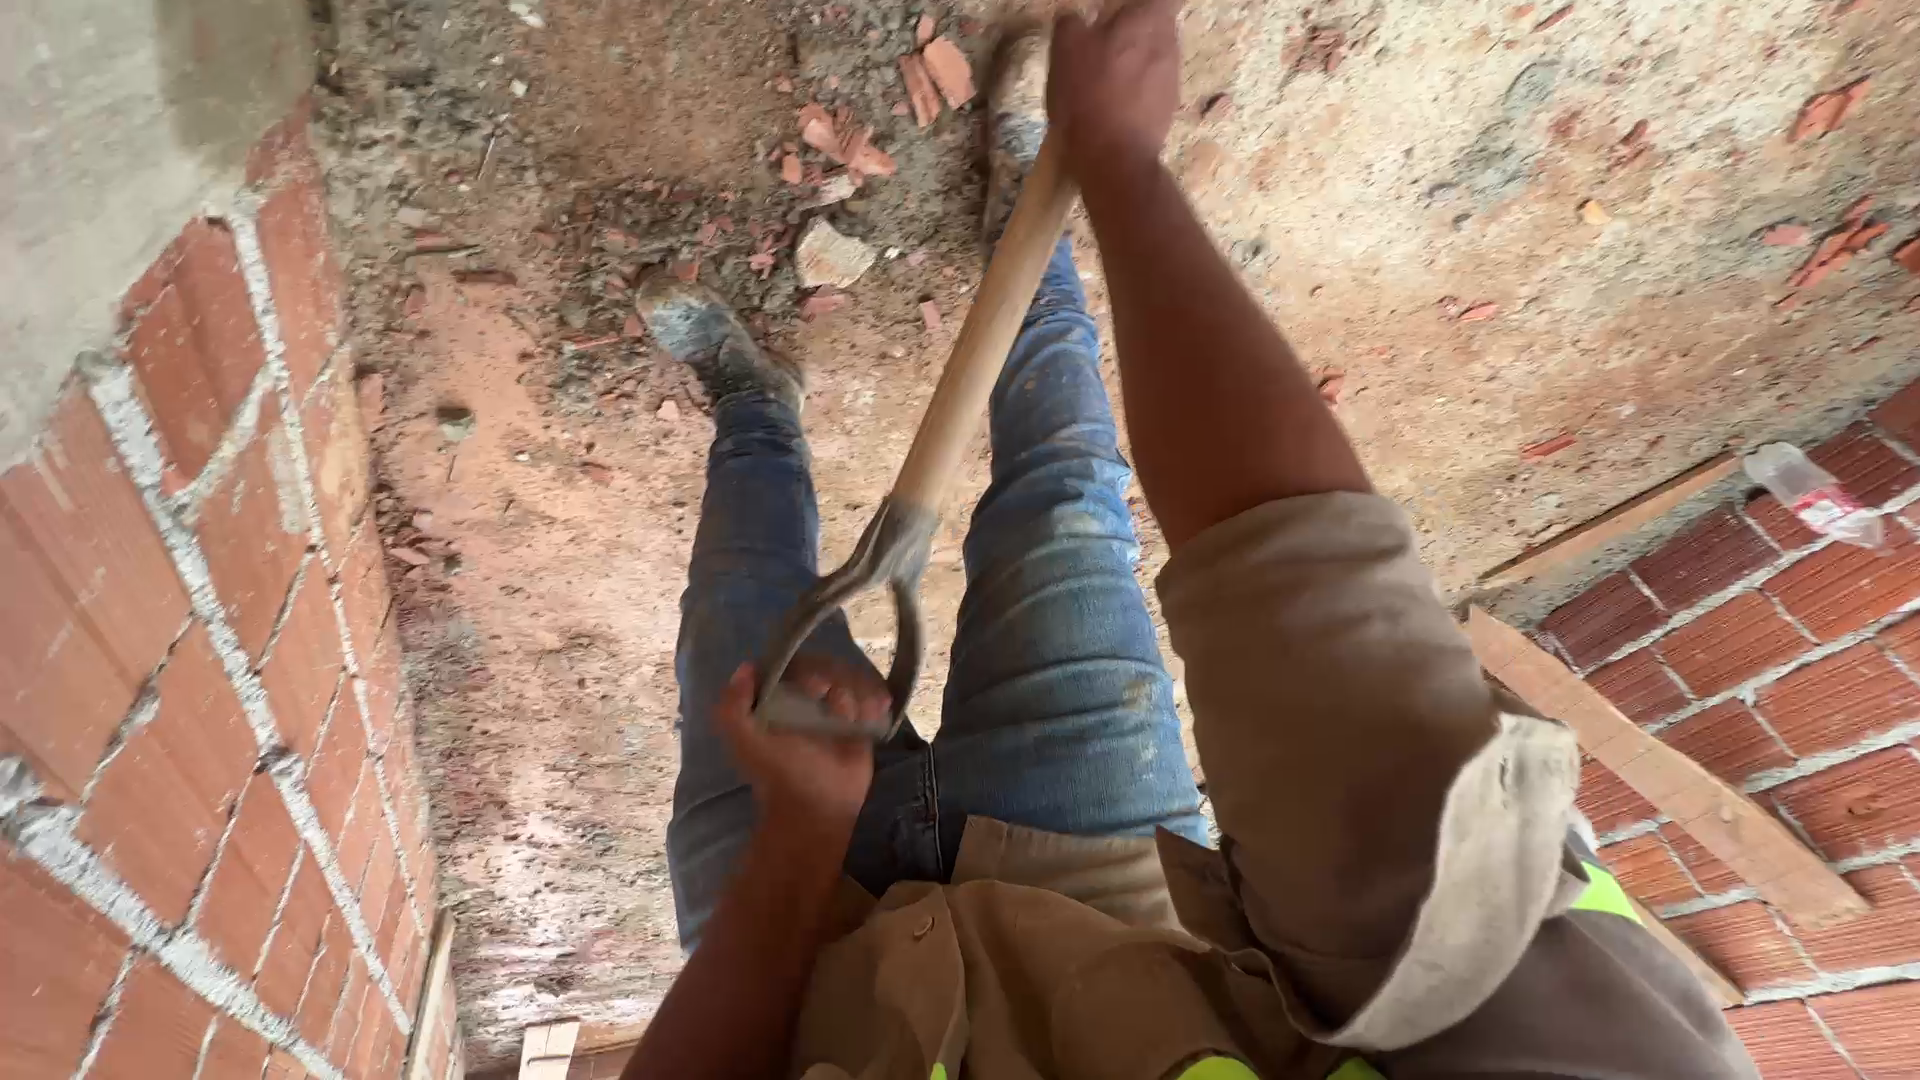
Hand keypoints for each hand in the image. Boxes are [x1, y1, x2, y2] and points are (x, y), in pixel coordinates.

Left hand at [715, 658, 880, 836]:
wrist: (816, 809)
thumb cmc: (780, 775)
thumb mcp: (745, 743)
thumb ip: (733, 707)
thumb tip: (746, 666)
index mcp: (780, 700)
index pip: (796, 665)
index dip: (807, 667)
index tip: (813, 686)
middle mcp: (808, 700)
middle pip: (830, 667)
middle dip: (836, 678)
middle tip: (835, 703)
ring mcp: (837, 711)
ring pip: (854, 680)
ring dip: (858, 690)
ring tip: (854, 717)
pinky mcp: (861, 723)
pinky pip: (873, 697)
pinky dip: (878, 697)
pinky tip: (878, 709)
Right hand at [1049, 0, 1183, 177]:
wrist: (1113, 161)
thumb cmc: (1089, 97)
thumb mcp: (1066, 50)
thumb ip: (1071, 24)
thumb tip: (1074, 20)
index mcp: (1151, 18)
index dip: (1131, 9)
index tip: (1111, 19)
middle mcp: (1170, 45)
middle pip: (1153, 29)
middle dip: (1131, 38)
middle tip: (1101, 54)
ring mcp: (1172, 83)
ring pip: (1151, 64)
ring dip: (1131, 72)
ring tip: (1102, 90)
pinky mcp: (1166, 116)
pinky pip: (1148, 96)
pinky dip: (1132, 101)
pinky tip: (1110, 116)